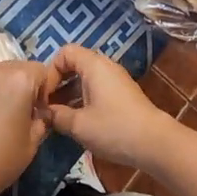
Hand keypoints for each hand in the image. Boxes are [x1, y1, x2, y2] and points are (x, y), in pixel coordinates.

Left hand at [0, 57, 52, 195]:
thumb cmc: (1, 158)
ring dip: (0, 80)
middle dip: (22, 85)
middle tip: (15, 110)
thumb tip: (41, 112)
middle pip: (18, 67)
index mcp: (22, 80)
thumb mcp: (33, 143)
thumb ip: (42, 120)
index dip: (42, 91)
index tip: (36, 110)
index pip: (41, 72)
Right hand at [41, 45, 175, 168]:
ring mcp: (115, 80)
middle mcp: (105, 66)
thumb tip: (42, 113)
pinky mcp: (121, 94)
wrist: (154, 142)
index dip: (50, 71)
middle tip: (46, 106)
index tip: (44, 95)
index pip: (65, 52)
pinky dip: (82, 99)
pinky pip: (95, 89)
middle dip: (58, 83)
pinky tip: (76, 121)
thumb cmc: (114, 128)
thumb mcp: (79, 125)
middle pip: (74, 64)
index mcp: (94, 65)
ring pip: (85, 78)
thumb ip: (57, 116)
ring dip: (69, 94)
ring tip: (57, 116)